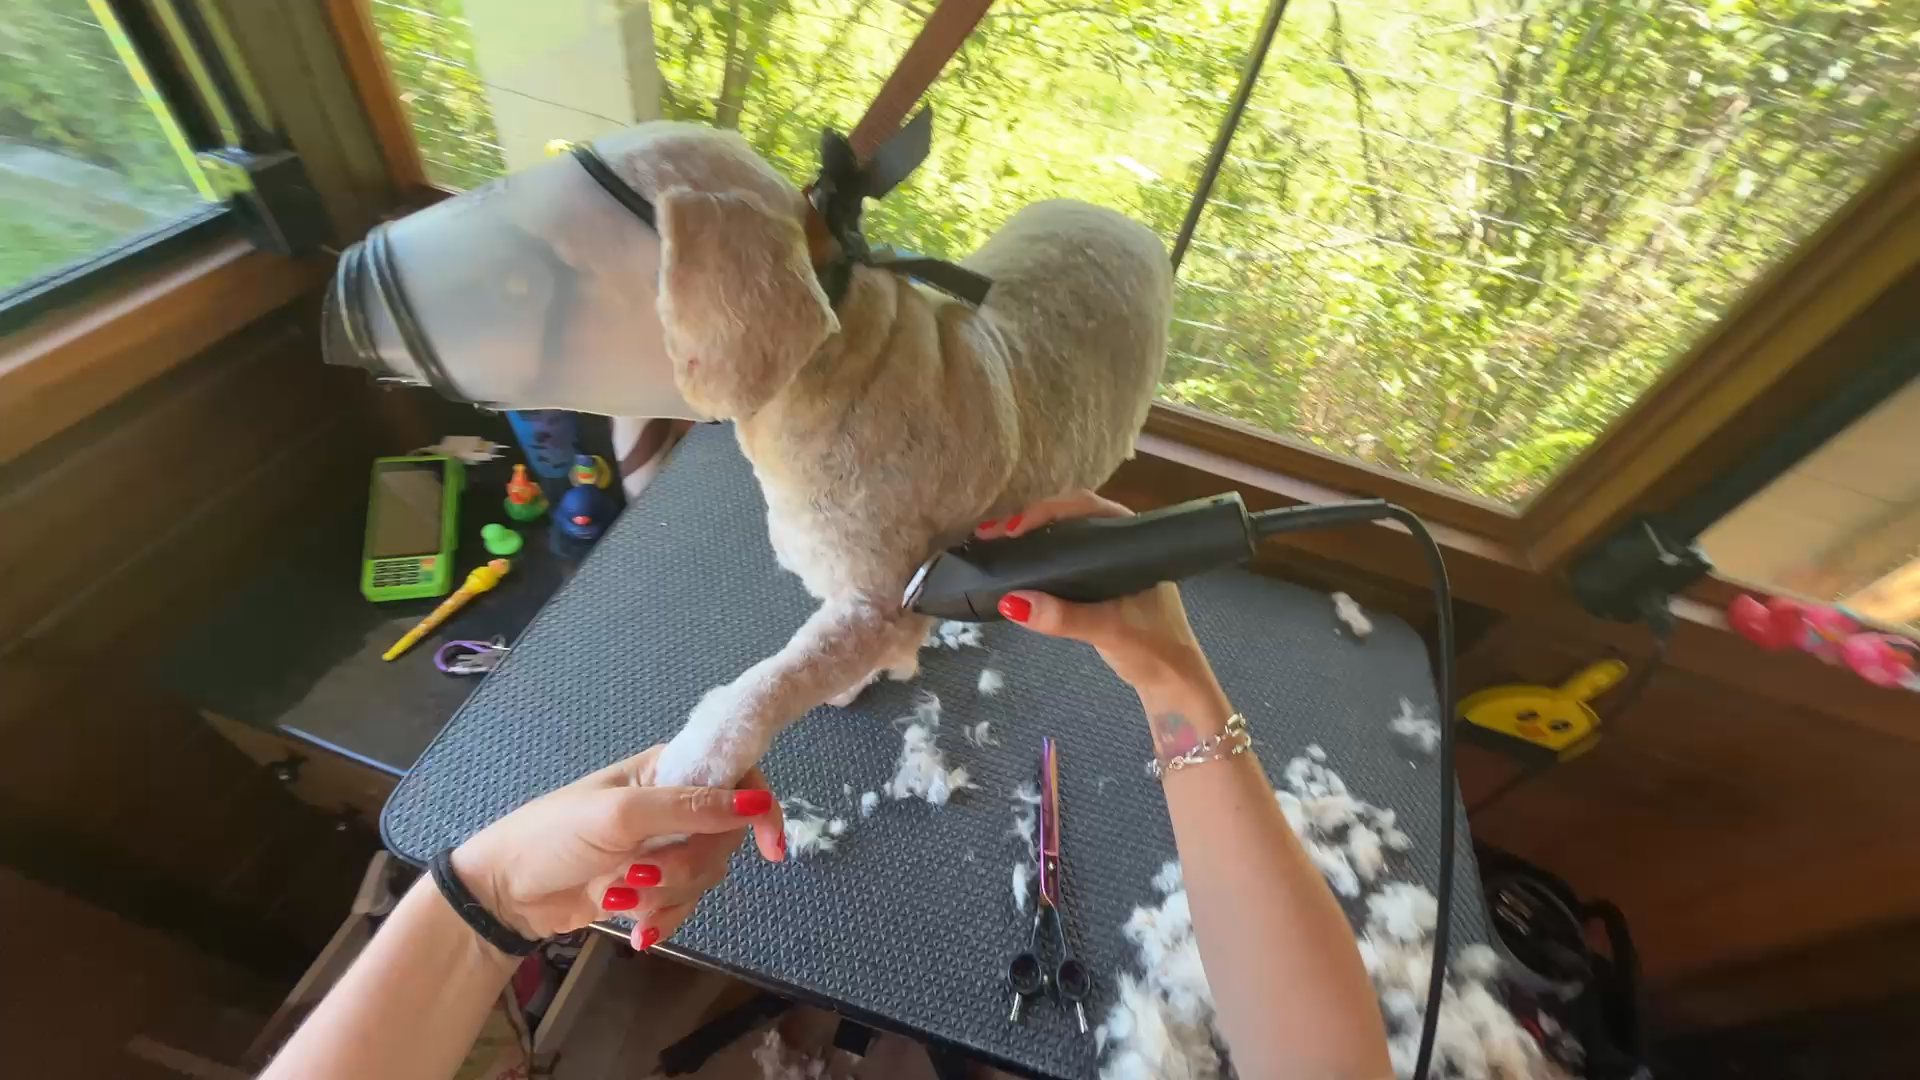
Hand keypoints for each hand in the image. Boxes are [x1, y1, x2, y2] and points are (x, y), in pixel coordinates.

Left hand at [450, 746, 784, 950]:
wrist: (502, 894)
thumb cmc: (556, 835)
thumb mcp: (622, 816)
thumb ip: (692, 807)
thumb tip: (759, 802)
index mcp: (672, 769)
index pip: (738, 776)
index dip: (760, 807)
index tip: (771, 849)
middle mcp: (678, 804)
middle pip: (724, 836)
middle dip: (687, 865)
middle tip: (641, 874)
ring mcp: (667, 846)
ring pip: (705, 873)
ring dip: (666, 894)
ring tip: (619, 898)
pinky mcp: (654, 884)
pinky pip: (685, 903)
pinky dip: (664, 919)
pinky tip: (639, 932)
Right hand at [978, 491, 1217, 700]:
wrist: (1172, 681)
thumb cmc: (1152, 648)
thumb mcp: (1106, 630)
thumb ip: (1063, 617)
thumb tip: (1011, 602)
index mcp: (1131, 539)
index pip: (1083, 507)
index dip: (1045, 512)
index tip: (1012, 529)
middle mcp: (1119, 542)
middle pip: (1068, 516)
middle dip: (1028, 521)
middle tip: (992, 534)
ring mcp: (1108, 562)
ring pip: (1063, 536)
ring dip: (1030, 539)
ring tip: (994, 543)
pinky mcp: (1097, 582)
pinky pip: (1062, 558)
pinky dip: (1037, 557)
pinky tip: (1016, 564)